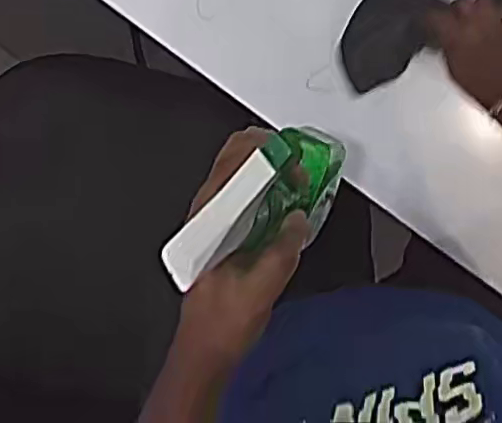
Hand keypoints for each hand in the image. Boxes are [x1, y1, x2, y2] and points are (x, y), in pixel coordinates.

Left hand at [172, 129, 308, 371]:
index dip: (265, 154)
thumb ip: (284, 249)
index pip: (233, 164)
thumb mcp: (263, 287)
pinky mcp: (219, 227)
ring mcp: (210, 217)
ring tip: (292, 173)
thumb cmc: (222, 324)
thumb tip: (298, 218)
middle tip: (293, 159)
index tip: (291, 160)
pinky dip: (263, 180)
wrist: (203, 353)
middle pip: (232, 156)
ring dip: (266, 163)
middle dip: (266, 149)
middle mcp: (205, 212)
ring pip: (236, 169)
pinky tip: (282, 195)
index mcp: (208, 220)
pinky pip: (240, 187)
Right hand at [425, 0, 501, 111]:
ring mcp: (493, 23)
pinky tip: (490, 20)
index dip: (430, 17)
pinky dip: (493, 12)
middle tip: (453, 15)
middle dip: (455, 7)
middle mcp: (475, 25)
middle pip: (461, 2)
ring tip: (473, 14)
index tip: (430, 19)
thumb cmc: (480, 87)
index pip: (436, 15)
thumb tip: (443, 36)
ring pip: (481, 0)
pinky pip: (499, 10)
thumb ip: (446, 46)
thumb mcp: (451, 68)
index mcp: (455, 35)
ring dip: (476, 5)